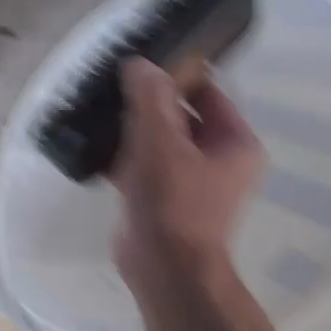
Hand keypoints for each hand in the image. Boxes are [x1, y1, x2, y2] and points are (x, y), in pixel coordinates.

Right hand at [110, 58, 263, 279]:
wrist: (164, 266)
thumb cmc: (172, 202)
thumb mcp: (160, 142)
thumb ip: (150, 99)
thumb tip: (139, 63)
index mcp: (235, 143)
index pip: (208, 94)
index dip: (177, 76)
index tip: (140, 66)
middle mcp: (220, 161)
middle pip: (182, 118)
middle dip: (148, 105)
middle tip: (113, 90)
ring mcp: (191, 183)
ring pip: (160, 144)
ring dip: (132, 132)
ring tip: (99, 117)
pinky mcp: (163, 201)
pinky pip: (144, 168)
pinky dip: (123, 159)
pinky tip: (94, 152)